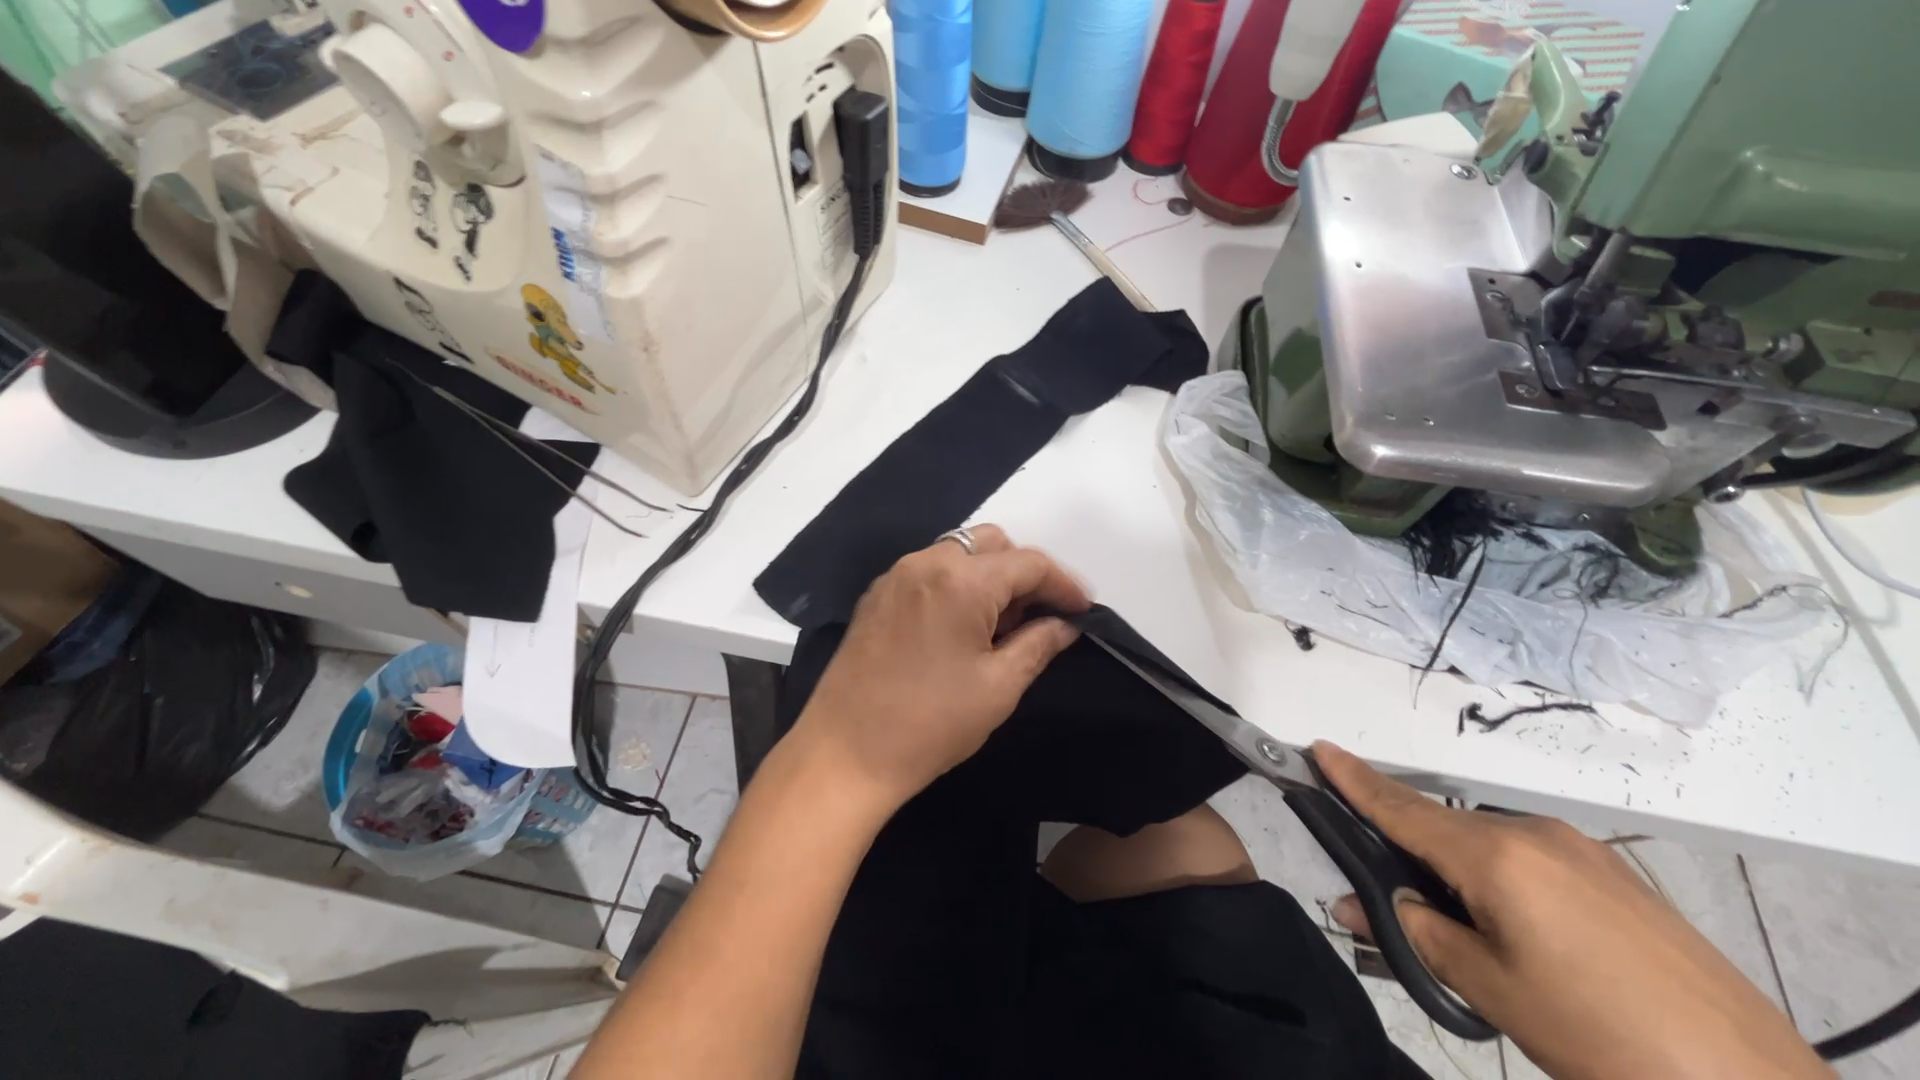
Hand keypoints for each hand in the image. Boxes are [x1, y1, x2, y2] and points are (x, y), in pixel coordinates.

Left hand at [791, 525, 1089, 810]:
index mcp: (960, 580)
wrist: (845, 754)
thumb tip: (1066, 624)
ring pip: (959, 553)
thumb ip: (1039, 644)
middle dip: (1026, 572)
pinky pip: (930, 571)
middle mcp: (925, 562)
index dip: (1064, 585)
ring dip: (991, 576)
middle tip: (1044, 616)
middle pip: (992, 543)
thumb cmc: (931, 724)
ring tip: (1006, 625)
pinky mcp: (877, 597)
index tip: (1085, 611)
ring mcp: (895, 577)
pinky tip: (965, 626)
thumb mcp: (999, 687)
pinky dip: (958, 584)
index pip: (1029, 563)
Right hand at [1313, 742, 1831, 1079]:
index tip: (1318, 748)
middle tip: (1384, 894)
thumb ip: (1414, 933)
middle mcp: (1536, 833)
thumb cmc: (1595, 1033)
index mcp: (1497, 855)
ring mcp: (1582, 850)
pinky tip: (1515, 931)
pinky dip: (1499, 878)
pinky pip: (1530, 859)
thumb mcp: (1488, 986)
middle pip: (1444, 826)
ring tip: (1459, 932)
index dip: (1354, 781)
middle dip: (1405, 848)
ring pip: (1488, 845)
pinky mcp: (1614, 874)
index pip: (1403, 808)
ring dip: (1456, 870)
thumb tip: (1354, 904)